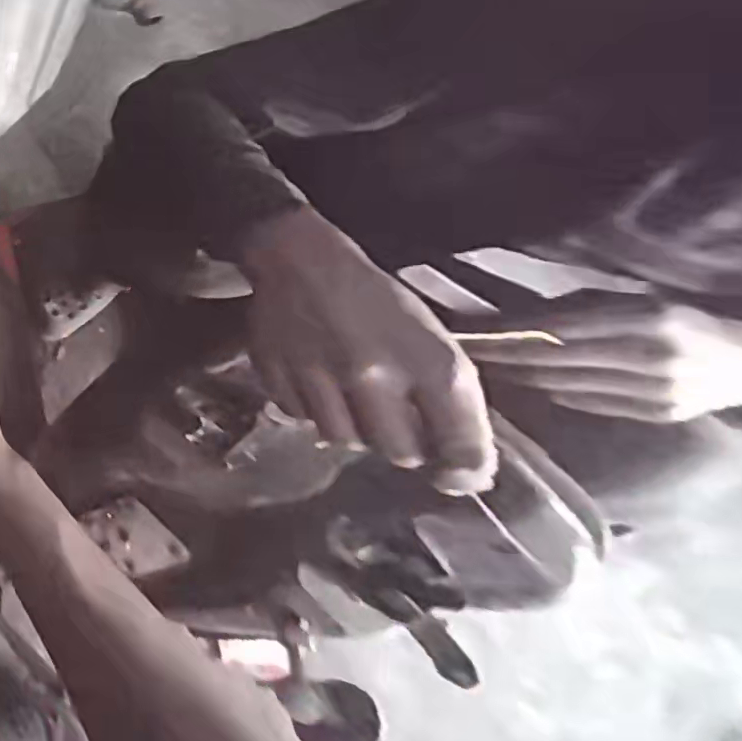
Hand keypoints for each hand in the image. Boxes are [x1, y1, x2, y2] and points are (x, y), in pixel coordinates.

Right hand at [239, 207, 495, 493]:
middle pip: (397, 452)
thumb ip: (444, 396)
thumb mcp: (429, 338)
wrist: (301, 263)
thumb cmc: (375, 298)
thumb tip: (458, 461)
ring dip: (350, 429)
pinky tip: (311, 384)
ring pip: (343, 439)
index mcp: (430, 364)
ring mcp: (319, 376)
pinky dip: (308, 408)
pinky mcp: (276, 373)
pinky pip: (298, 415)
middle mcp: (375, 376)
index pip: (461, 445)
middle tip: (392, 424)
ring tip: (346, 402)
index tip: (457, 477)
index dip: (465, 472)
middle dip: (400, 444)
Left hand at [465, 292, 741, 421]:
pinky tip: (515, 382)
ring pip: (558, 383)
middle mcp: (653, 356)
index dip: (500, 333)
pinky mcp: (657, 414)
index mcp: (645, 319)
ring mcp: (658, 390)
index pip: (552, 329)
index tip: (459, 332)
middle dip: (495, 356)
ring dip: (510, 375)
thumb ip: (561, 310)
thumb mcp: (621, 301)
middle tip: (454, 352)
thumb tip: (489, 319)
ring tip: (473, 367)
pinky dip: (541, 390)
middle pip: (549, 359)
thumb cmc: (667, 320)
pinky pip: (580, 401)